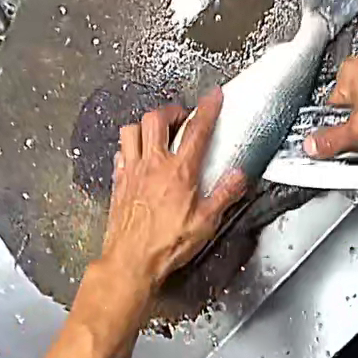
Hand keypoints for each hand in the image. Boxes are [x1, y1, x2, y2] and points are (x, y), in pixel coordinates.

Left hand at [99, 89, 248, 283]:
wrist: (131, 261)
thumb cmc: (166, 245)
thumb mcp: (206, 223)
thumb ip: (224, 195)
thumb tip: (239, 175)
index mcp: (179, 172)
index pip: (196, 130)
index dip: (207, 108)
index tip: (213, 96)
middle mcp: (153, 165)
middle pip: (156, 118)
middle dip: (171, 110)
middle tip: (181, 117)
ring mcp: (132, 172)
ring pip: (131, 129)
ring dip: (145, 125)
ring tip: (157, 131)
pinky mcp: (118, 183)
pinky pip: (120, 152)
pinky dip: (129, 147)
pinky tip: (137, 156)